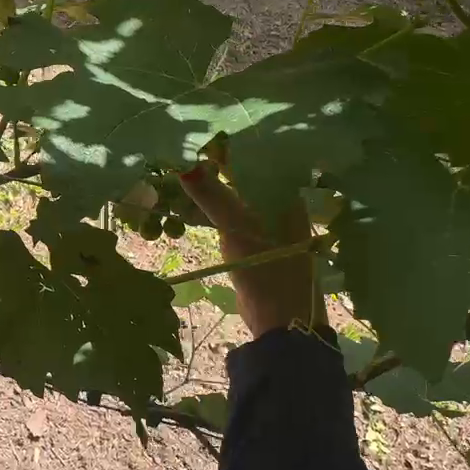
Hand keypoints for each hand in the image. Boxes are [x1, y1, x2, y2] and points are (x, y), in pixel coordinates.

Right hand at [177, 162, 326, 340]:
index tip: (200, 144)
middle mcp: (282, 210)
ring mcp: (269, 230)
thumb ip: (214, 198)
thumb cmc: (269, 272)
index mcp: (287, 201)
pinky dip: (213, 214)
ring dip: (213, 193)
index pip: (257, 164)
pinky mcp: (255, 248)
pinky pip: (231, 221)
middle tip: (183, 160)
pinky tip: (193, 210)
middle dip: (216, 172)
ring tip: (182, 179)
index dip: (230, 153)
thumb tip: (186, 167)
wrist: (283, 324)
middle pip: (245, 182)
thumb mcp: (238, 230)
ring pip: (237, 202)